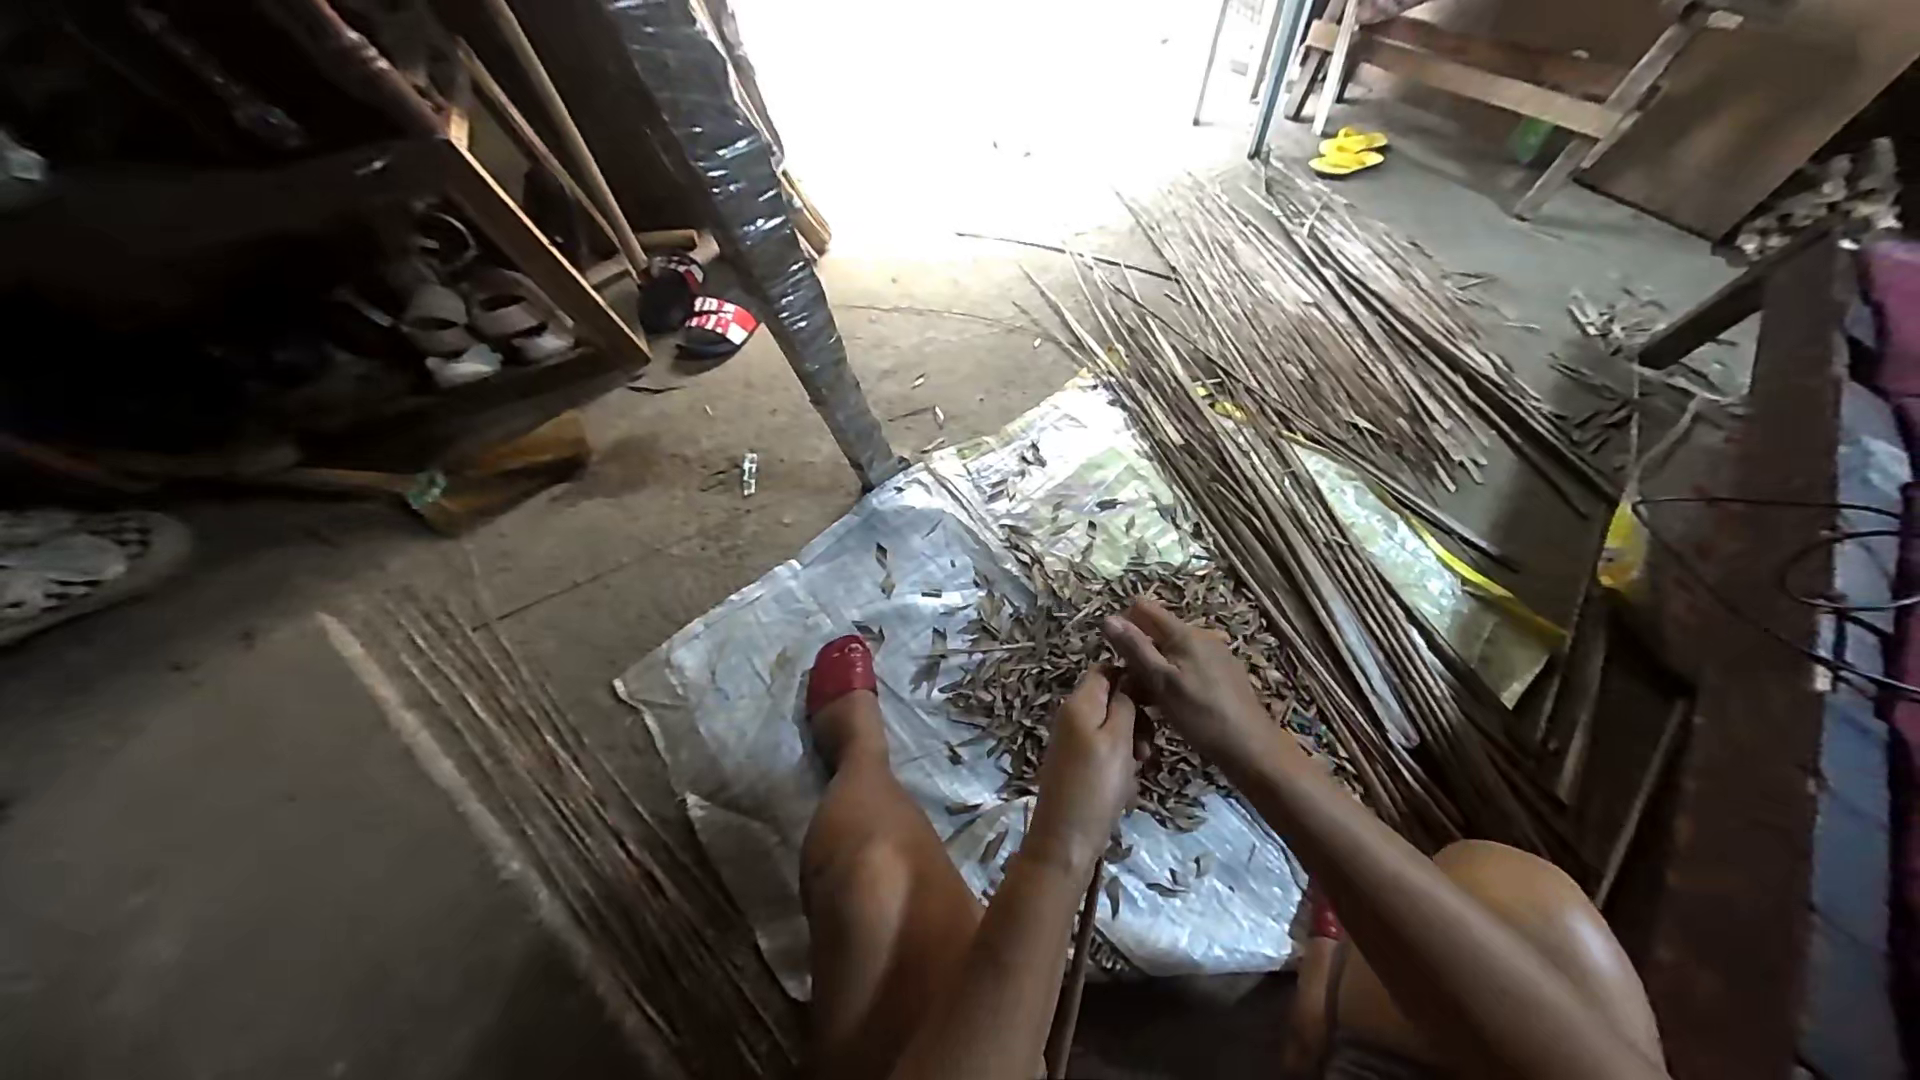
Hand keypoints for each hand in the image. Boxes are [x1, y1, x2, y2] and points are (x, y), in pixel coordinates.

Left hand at [1025, 668, 1138, 875]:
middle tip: (1147, 746)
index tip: (1154, 700)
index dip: (1130, 678)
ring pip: (1112, 729)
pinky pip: (1106, 752)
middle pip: (1111, 701)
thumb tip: (1126, 679)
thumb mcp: (1117, 738)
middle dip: (1135, 719)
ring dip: (1131, 745)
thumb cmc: (1096, 784)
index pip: (1104, 670)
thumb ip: (1123, 704)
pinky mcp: (1078, 764)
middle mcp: (1072, 716)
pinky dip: (1120, 764)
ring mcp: (1073, 741)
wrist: (1066, 838)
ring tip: (1140, 767)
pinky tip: (1127, 785)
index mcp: (1078, 703)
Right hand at [1102, 598, 1294, 772]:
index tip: (1116, 655)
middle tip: (1130, 686)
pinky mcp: (1221, 673)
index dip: (1123, 624)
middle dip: (1137, 652)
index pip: (1143, 608)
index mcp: (1184, 633)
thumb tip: (1107, 618)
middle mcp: (1200, 636)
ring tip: (1147, 701)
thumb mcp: (1160, 682)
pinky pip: (1186, 665)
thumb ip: (1134, 648)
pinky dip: (1171, 678)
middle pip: (1155, 631)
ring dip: (1153, 669)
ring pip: (1169, 651)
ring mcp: (1213, 654)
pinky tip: (1170, 704)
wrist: (1251, 747)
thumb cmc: (1201, 715)